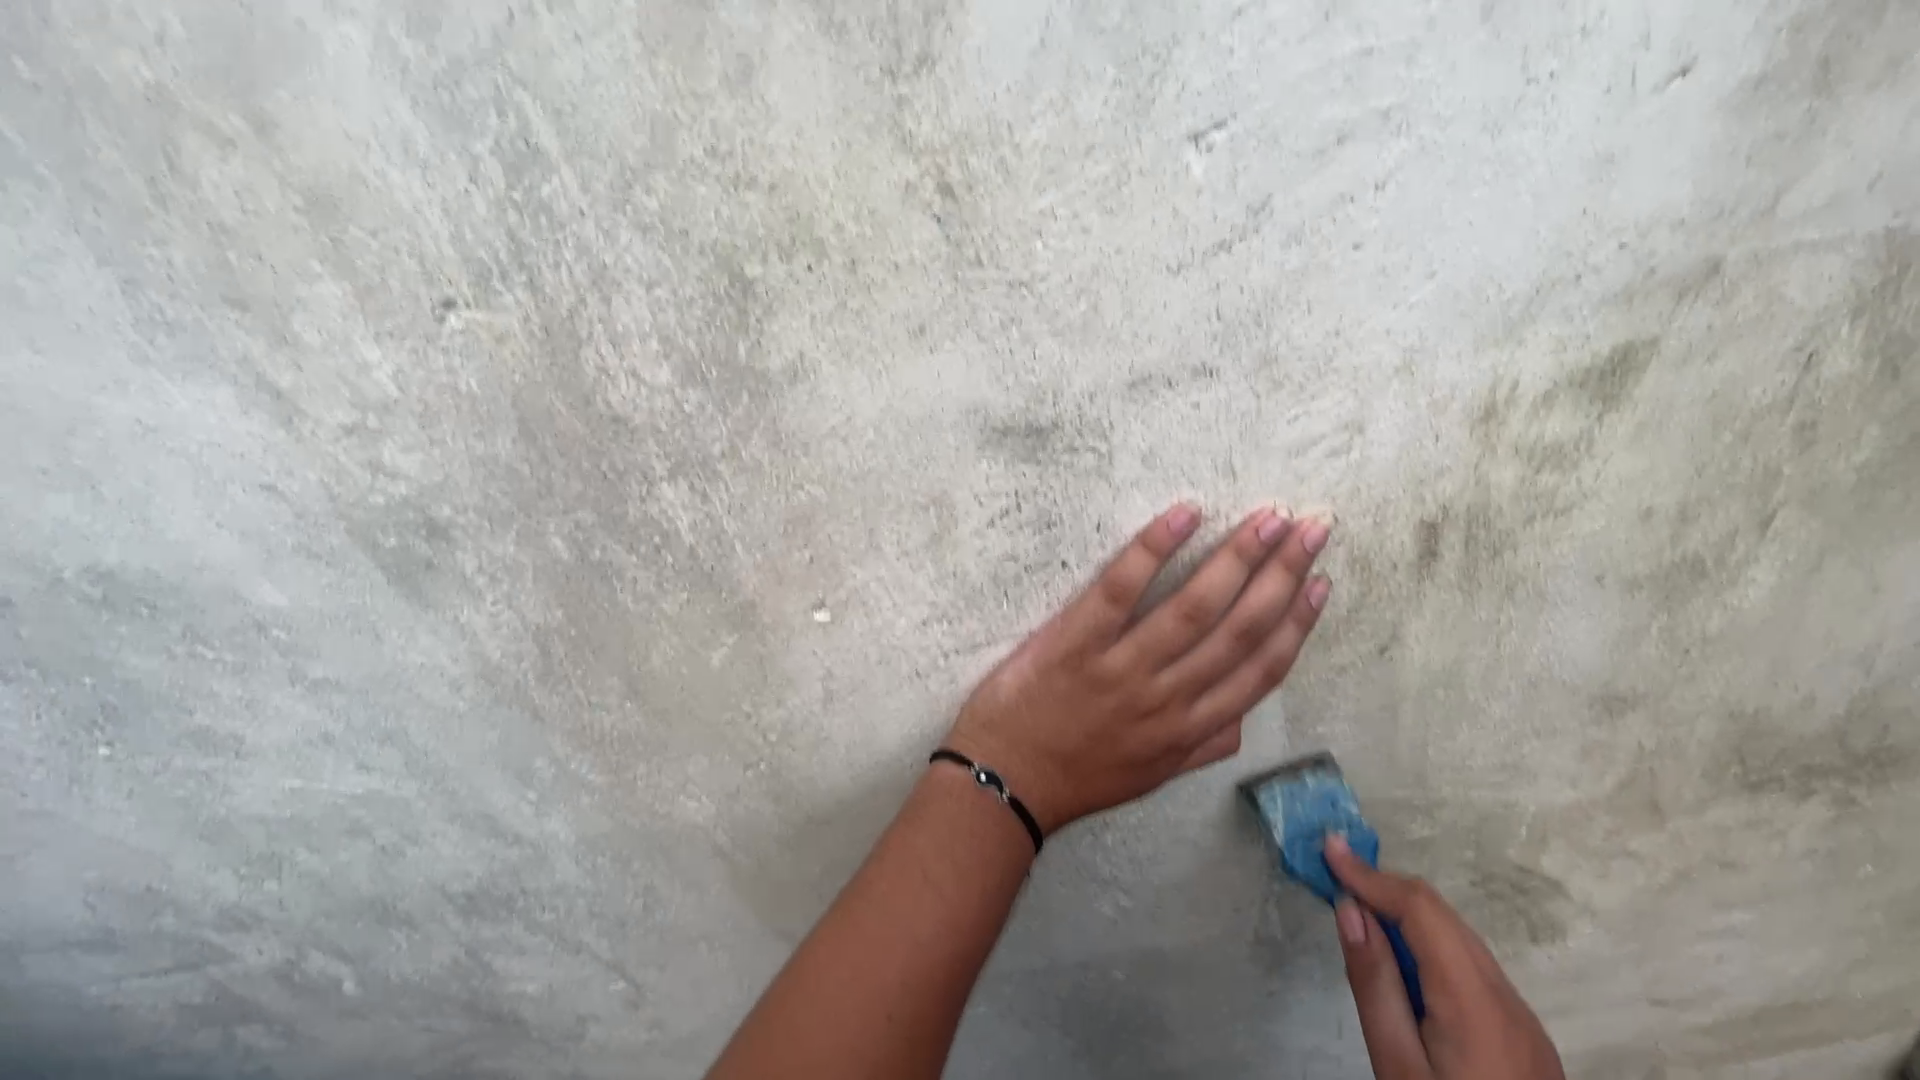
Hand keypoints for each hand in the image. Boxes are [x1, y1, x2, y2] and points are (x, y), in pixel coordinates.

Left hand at [943, 503, 1332, 834]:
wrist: (1004, 784)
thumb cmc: (1075, 778)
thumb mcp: (1150, 776)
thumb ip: (1200, 749)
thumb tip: (1241, 723)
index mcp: (1190, 729)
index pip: (1261, 670)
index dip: (1298, 623)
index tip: (1321, 582)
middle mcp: (1168, 699)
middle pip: (1240, 630)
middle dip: (1283, 575)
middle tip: (1311, 528)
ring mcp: (1122, 670)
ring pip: (1194, 608)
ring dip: (1237, 558)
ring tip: (1268, 518)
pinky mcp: (1075, 644)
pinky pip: (1121, 590)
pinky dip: (1154, 549)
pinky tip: (1185, 515)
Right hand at [1325, 834, 1565, 1079]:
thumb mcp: (1396, 1063)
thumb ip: (1374, 982)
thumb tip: (1349, 909)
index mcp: (1475, 1000)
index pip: (1420, 909)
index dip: (1371, 873)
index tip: (1328, 849)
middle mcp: (1508, 998)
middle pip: (1443, 917)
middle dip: (1385, 886)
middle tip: (1333, 872)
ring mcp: (1523, 1017)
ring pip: (1459, 940)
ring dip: (1406, 916)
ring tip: (1356, 911)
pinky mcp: (1524, 1036)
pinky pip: (1471, 969)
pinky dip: (1430, 947)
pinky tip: (1401, 964)